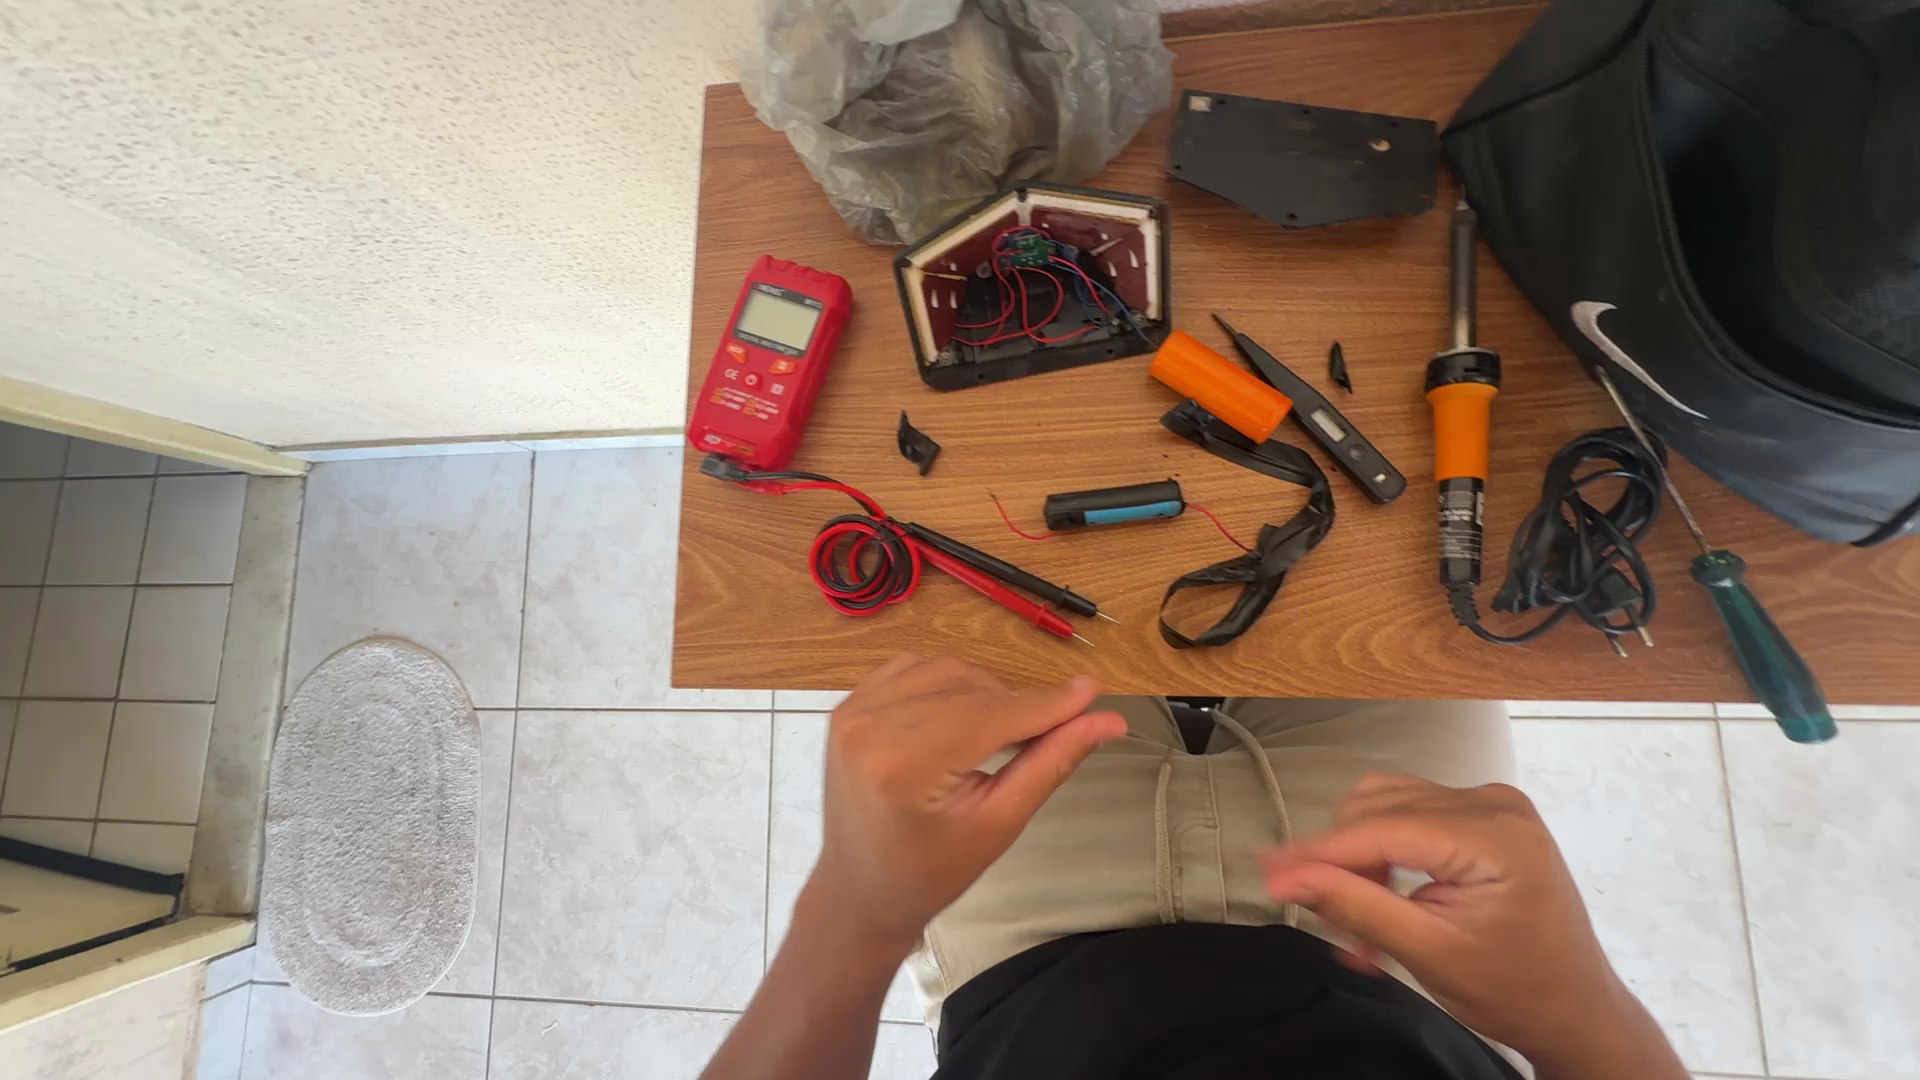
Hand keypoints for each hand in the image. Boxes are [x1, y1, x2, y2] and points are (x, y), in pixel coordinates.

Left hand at [804, 653, 1125, 952]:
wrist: (859, 891)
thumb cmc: (931, 873)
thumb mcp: (999, 824)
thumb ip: (1051, 762)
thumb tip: (1106, 719)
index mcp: (904, 765)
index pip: (992, 714)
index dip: (1047, 703)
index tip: (1092, 691)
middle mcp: (870, 725)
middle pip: (970, 687)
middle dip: (1015, 705)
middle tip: (1040, 735)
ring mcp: (854, 710)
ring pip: (944, 670)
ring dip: (981, 691)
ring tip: (994, 734)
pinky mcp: (848, 704)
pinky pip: (913, 667)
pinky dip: (946, 682)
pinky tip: (957, 715)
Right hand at [1262, 774, 1680, 1074]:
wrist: (1577, 1013)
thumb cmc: (1513, 992)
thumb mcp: (1426, 953)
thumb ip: (1352, 905)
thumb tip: (1283, 877)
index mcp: (1494, 837)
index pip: (1380, 829)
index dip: (1318, 851)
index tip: (1267, 872)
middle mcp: (1491, 802)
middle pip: (1376, 811)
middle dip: (1342, 863)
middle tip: (1327, 917)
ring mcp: (1488, 801)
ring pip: (1381, 804)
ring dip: (1357, 854)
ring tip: (1357, 910)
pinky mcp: (1480, 810)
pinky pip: (1403, 809)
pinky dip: (1378, 847)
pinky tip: (1377, 888)